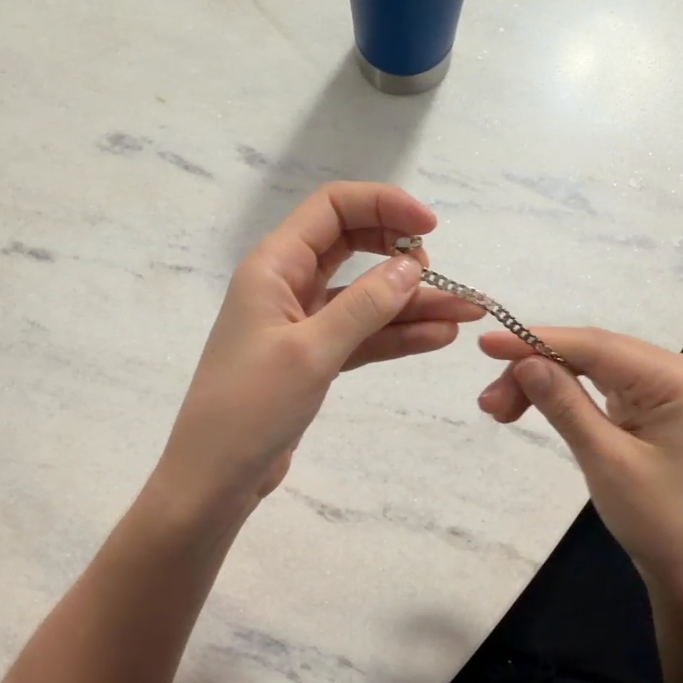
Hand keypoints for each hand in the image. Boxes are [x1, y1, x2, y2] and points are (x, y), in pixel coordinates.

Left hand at [154, 183, 485, 511]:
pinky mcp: (311, 362)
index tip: (431, 231)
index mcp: (273, 267)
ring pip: (363, 300)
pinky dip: (395, 337)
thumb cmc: (251, 407)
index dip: (383, 206)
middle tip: (443, 281)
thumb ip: (364, 306)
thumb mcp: (311, 351)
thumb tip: (412, 267)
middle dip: (402, 258)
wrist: (216, 476)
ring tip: (466, 315)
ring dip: (411, 305)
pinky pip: (360, 338)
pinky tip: (436, 338)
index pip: (332, 209)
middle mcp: (286, 286)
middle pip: (352, 249)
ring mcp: (300, 326)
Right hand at [476, 328, 682, 597]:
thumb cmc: (655, 518)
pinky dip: (565, 395)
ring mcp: (668, 386)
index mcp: (677, 378)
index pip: (596, 345)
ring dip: (544, 383)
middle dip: (535, 369)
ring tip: (500, 411)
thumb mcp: (604, 460)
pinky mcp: (655, 404)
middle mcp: (678, 370)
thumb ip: (564, 405)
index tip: (486, 344)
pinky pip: (603, 386)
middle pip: (592, 354)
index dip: (537, 340)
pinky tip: (532, 403)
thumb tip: (524, 361)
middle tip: (488, 403)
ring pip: (592, 368)